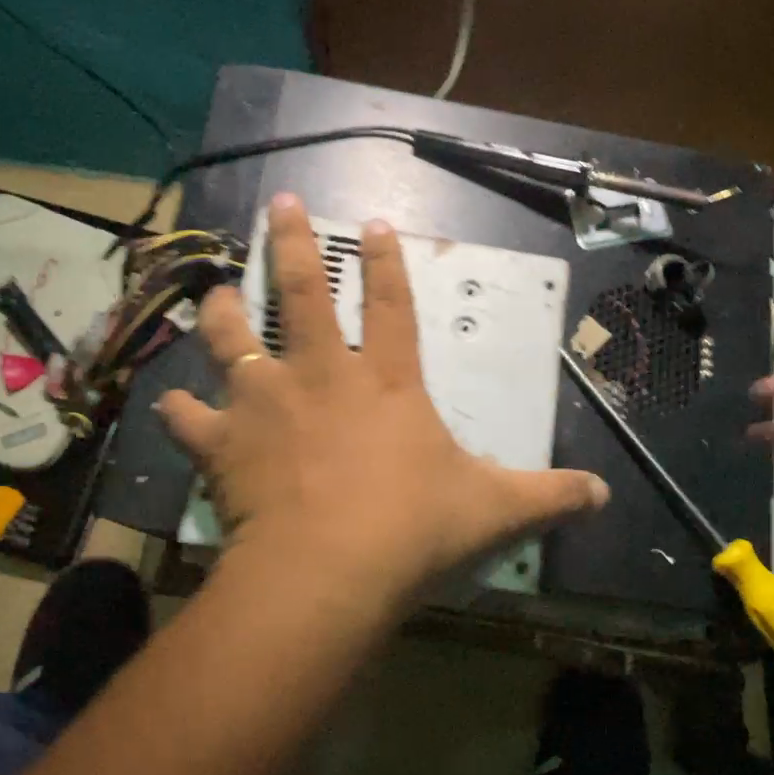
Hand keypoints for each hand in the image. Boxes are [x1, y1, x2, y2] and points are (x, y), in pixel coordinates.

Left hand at [155, 194, 609, 599]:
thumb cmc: (414, 529)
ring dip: (221, 311)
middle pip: (301, 294)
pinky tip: (170, 404)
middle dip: (289, 243)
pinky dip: (178, 411)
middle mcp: (320, 375)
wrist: (328, 570)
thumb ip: (549, 496)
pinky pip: (188, 418)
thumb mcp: (495, 511)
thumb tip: (603, 495)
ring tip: (213, 290)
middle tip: (278, 204)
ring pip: (232, 338)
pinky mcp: (222, 444)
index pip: (392, 305)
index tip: (372, 221)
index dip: (385, 262)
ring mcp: (265, 404)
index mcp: (386, 382)